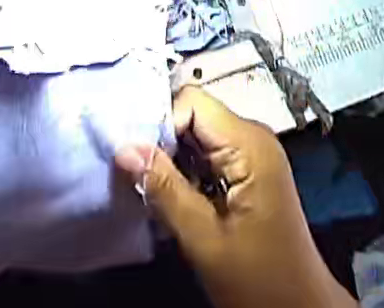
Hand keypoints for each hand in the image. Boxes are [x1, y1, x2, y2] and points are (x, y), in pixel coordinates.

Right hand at [116, 86, 354, 307]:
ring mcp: (252, 153)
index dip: (161, 124)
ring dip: (172, 160)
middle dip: (163, 143)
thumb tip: (125, 148)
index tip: (137, 159)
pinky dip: (187, 172)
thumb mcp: (205, 239)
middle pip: (194, 115)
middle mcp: (252, 136)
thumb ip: (165, 189)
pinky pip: (208, 154)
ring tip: (152, 190)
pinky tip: (174, 198)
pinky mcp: (248, 170)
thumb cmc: (259, 281)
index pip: (192, 102)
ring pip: (197, 135)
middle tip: (138, 177)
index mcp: (249, 143)